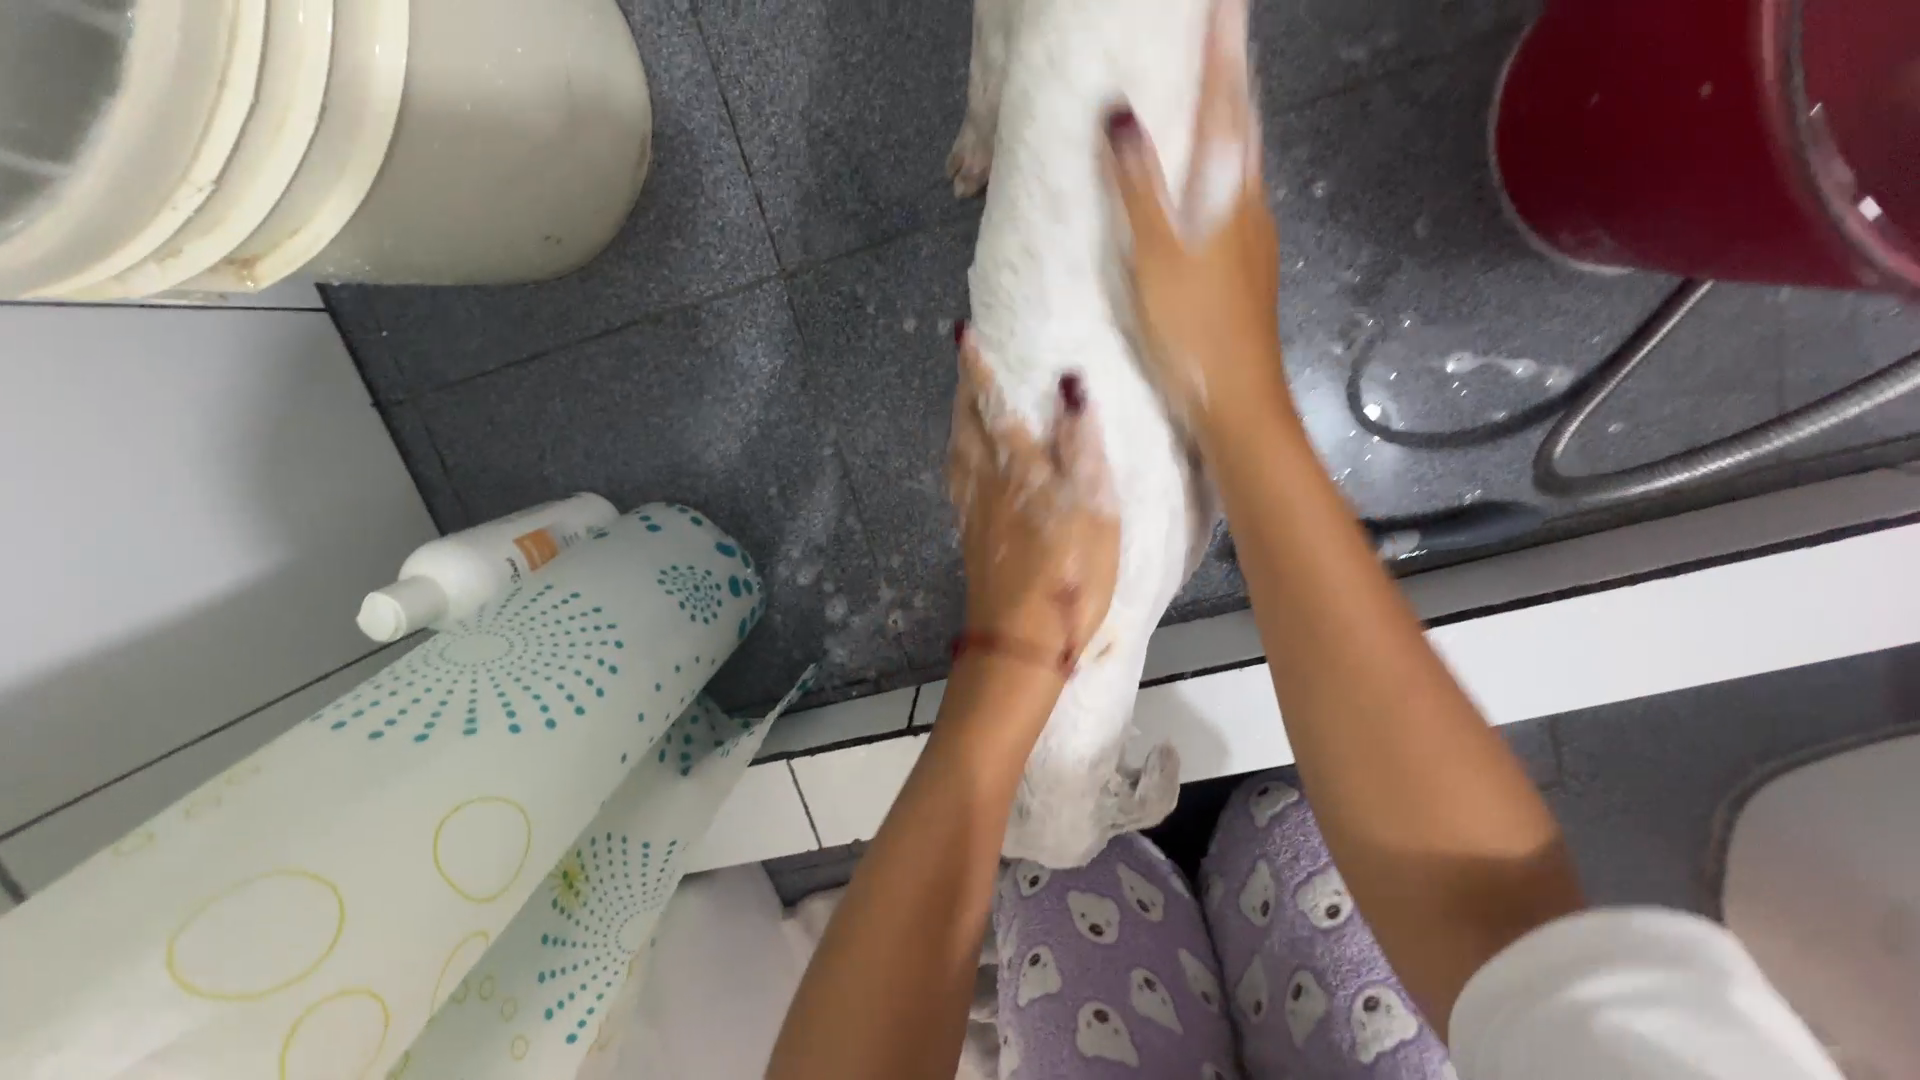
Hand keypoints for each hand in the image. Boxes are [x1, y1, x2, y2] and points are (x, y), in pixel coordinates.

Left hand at [947, 330, 1119, 676]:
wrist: (1021, 642)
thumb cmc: (1069, 577)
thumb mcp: (1093, 511)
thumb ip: (1081, 448)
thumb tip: (1070, 387)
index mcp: (1020, 470)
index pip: (995, 408)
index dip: (980, 372)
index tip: (963, 337)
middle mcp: (988, 484)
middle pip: (968, 428)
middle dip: (963, 392)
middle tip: (960, 361)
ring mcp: (976, 515)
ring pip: (958, 455)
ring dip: (956, 423)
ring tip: (958, 405)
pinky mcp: (973, 540)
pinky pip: (957, 485)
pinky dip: (956, 461)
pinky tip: (962, 468)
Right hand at [1104, 0, 1284, 436]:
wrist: (1237, 403)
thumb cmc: (1194, 331)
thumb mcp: (1156, 260)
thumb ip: (1138, 190)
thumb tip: (1121, 116)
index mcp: (1229, 194)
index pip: (1225, 101)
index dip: (1222, 46)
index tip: (1221, 0)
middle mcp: (1248, 204)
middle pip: (1242, 122)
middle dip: (1231, 71)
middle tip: (1216, 30)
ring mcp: (1251, 237)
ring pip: (1240, 159)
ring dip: (1227, 116)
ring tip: (1208, 87)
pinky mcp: (1244, 266)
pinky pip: (1231, 194)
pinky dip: (1217, 165)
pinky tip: (1201, 179)